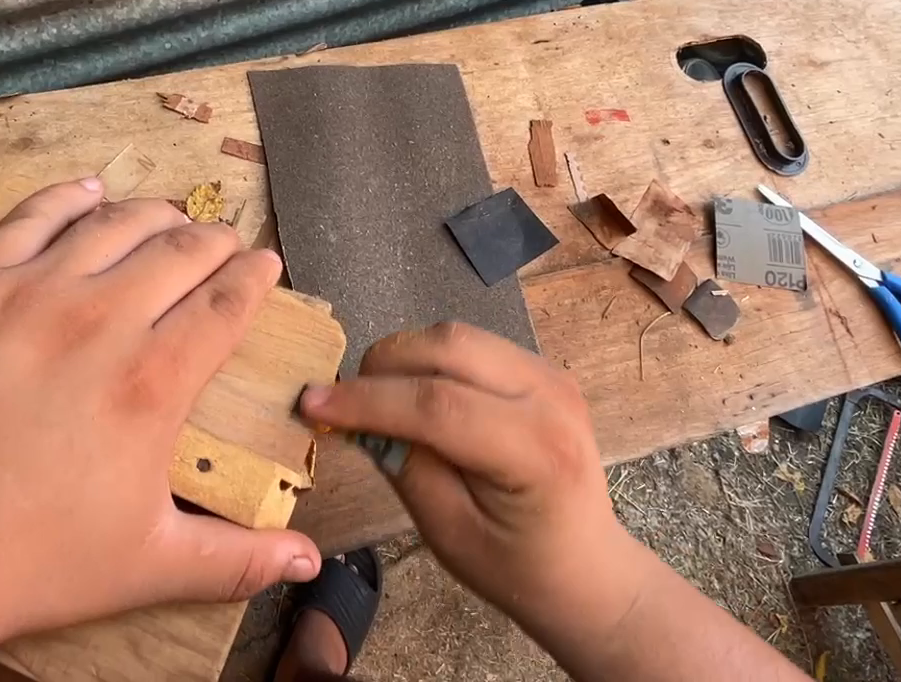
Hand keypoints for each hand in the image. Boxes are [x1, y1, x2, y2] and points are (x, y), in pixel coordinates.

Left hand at [0, 179, 321, 673]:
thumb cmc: (26, 563)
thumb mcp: (146, 564)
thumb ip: (237, 558)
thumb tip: (309, 560)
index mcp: (153, 381)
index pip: (226, 305)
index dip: (255, 277)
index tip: (267, 263)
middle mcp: (101, 320)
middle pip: (180, 251)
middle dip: (215, 240)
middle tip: (224, 242)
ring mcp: (30, 293)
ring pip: (114, 223)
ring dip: (155, 214)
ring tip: (170, 215)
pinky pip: (30, 218)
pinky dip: (67, 197)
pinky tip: (87, 190)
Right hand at [297, 323, 642, 652]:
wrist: (589, 566)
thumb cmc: (517, 567)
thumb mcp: (448, 533)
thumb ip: (404, 465)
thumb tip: (357, 417)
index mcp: (535, 450)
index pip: (437, 405)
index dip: (366, 400)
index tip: (312, 402)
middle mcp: (549, 394)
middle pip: (446, 347)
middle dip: (383, 365)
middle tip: (345, 400)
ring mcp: (548, 371)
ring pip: (454, 334)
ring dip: (404, 357)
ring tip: (378, 396)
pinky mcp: (538, 364)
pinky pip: (468, 343)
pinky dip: (428, 357)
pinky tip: (415, 391)